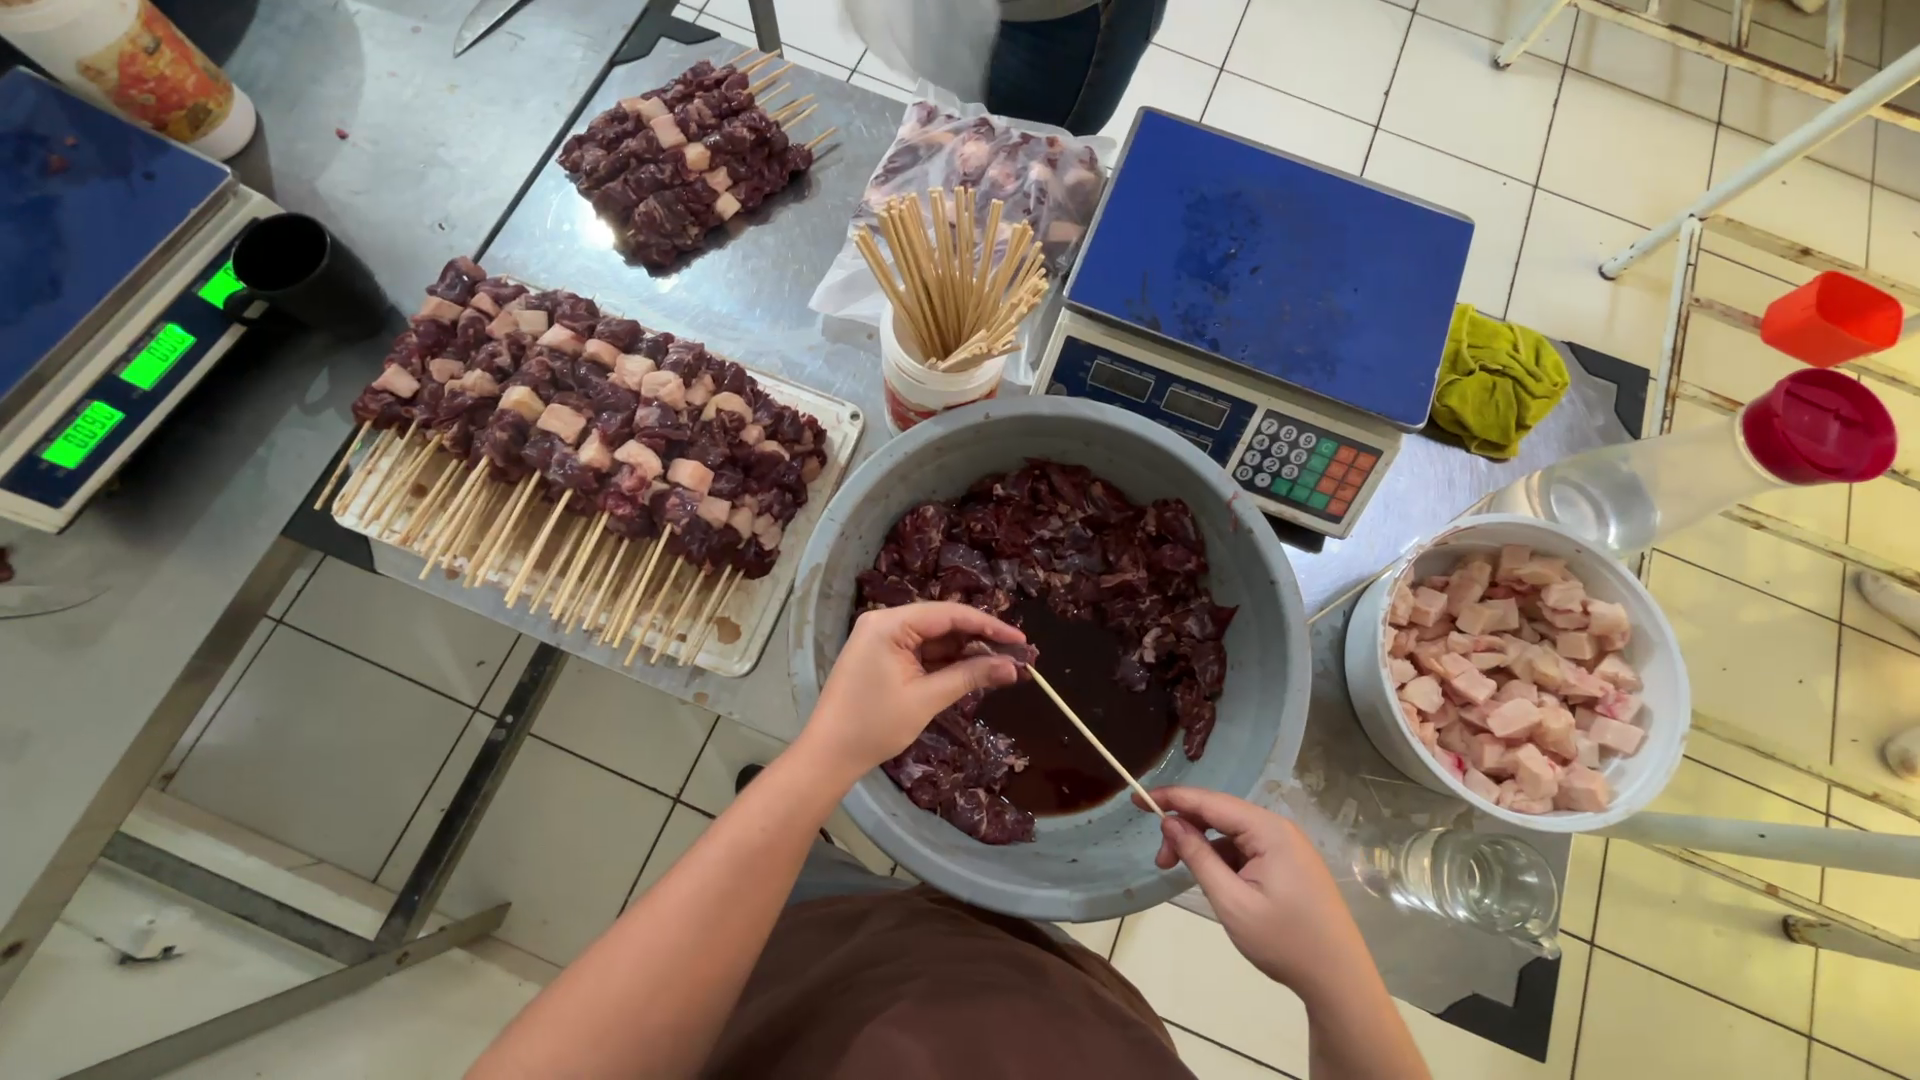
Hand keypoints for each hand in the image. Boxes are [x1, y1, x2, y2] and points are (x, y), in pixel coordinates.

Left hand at [801, 602, 1025, 777]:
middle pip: (943, 623)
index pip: (949, 614)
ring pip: (935, 639)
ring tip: (1003, 665)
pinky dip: (947, 662)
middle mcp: (885, 622)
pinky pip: (922, 652)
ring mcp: (882, 639)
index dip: (989, 626)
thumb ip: (970, 677)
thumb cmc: (874, 725)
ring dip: (967, 652)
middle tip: (1017, 655)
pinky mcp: (883, 657)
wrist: (829, 754)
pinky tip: (975, 671)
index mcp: (889, 624)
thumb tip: (1013, 667)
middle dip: (980, 640)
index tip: (1021, 640)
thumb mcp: (926, 699)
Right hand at [1144, 787, 1370, 995]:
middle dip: (1185, 829)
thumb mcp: (1231, 901)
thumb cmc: (1284, 941)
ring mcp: (1287, 846)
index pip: (1210, 801)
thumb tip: (1170, 822)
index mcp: (1269, 830)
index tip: (1137, 799)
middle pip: (1220, 815)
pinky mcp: (1290, 864)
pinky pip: (1246, 849)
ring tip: (1181, 874)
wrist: (1340, 981)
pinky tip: (1213, 881)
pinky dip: (1223, 859)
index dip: (1172, 797)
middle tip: (1160, 861)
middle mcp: (1279, 829)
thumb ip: (1198, 857)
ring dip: (1203, 847)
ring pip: (1232, 833)